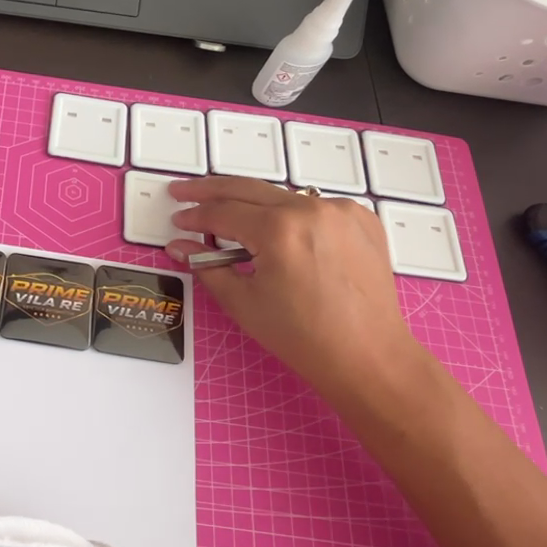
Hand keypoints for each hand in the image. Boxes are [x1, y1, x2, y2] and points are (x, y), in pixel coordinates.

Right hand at [164, 177, 414, 384]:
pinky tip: (279, 232)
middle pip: (247, 189)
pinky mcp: (362, 220)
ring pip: (282, 197)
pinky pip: (314, 207)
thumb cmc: (304, 337)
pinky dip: (292, 215)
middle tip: (184, 192)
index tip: (178, 219)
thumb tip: (179, 245)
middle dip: (210, 190)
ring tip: (229, 215)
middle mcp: (310, 209)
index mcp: (278, 230)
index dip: (194, 216)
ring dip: (252, 203)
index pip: (222, 211)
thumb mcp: (243, 303)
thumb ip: (206, 266)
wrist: (368, 357)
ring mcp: (340, 211)